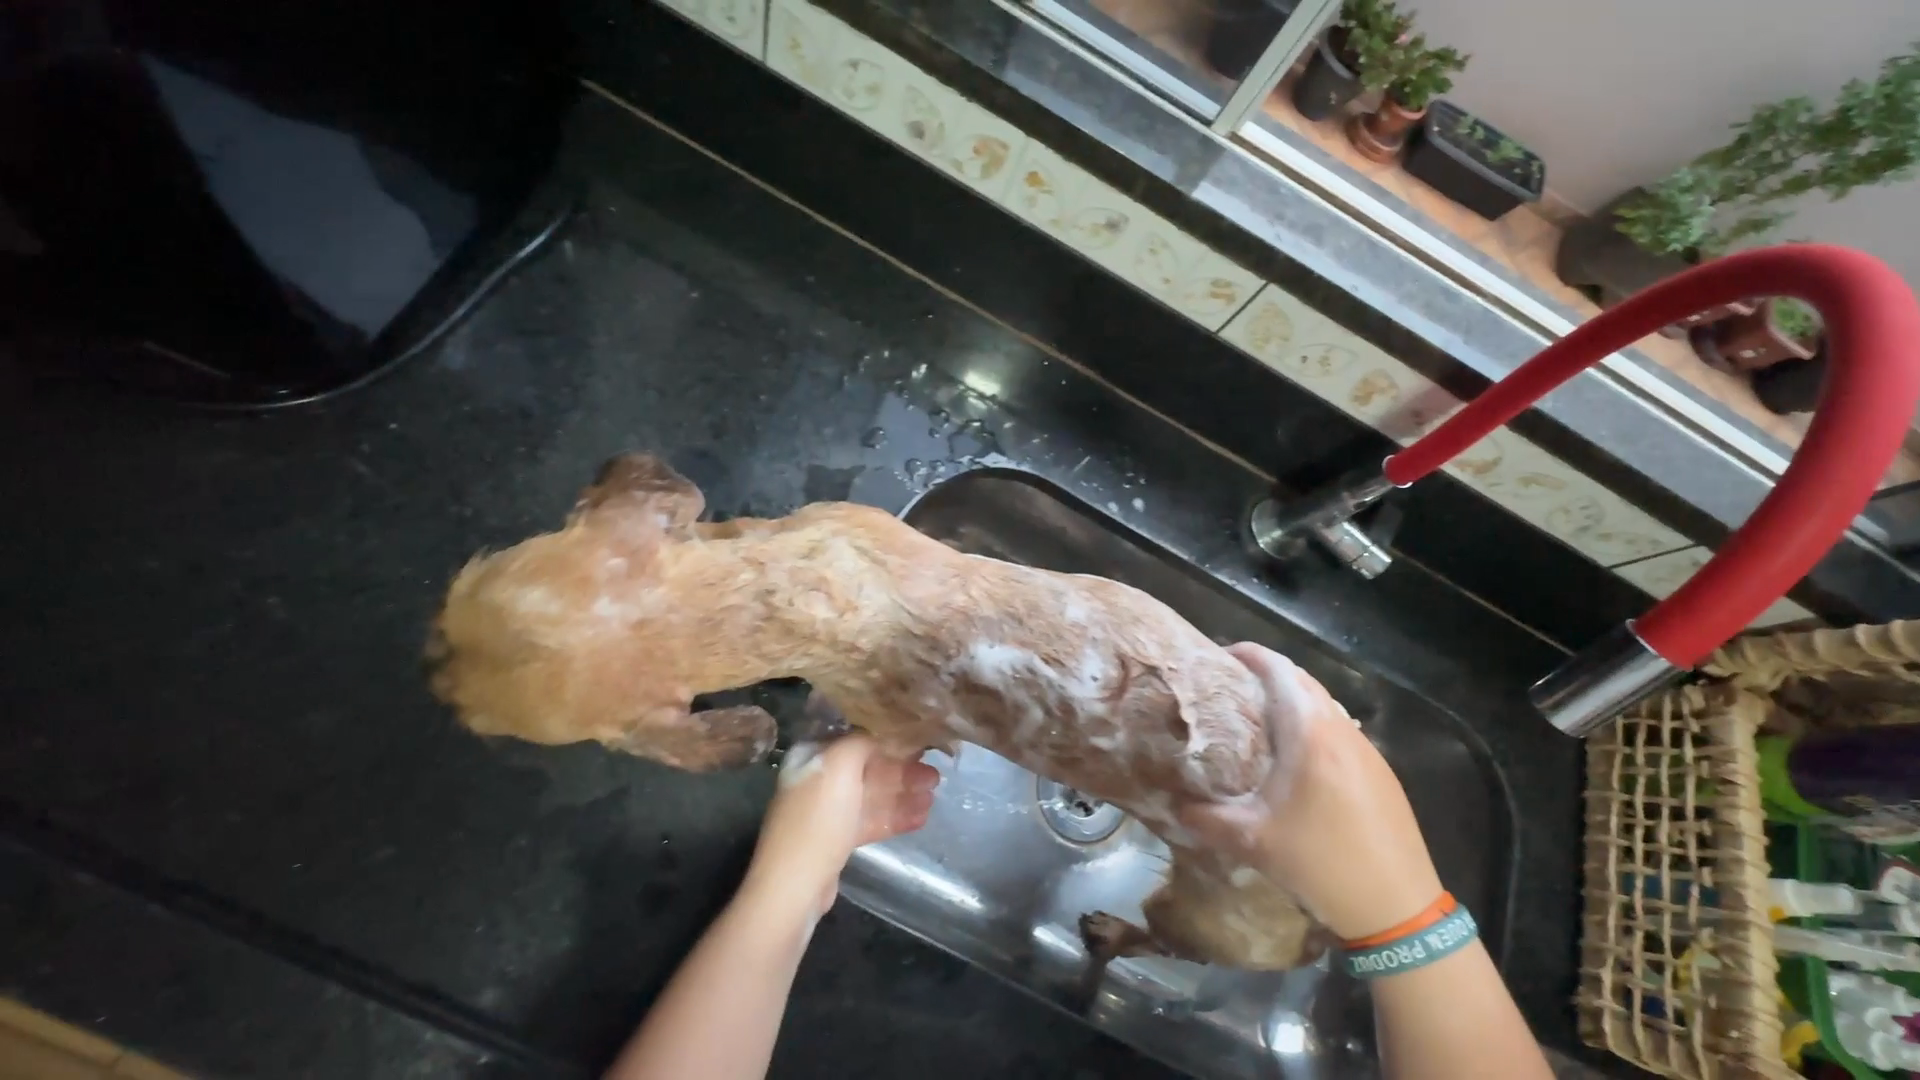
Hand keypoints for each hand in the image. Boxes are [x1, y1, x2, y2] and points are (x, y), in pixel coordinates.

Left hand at [743, 734, 939, 918]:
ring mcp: (828, 813)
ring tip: (934, 797)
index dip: (888, 740)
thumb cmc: (818, 818)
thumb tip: (881, 737)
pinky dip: (895, 818)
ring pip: (872, 797)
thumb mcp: (840, 765)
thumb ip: (861, 742)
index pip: (855, 740)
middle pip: (868, 770)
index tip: (919, 742)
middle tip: (935, 775)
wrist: (795, 885)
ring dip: (903, 795)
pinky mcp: (838, 841)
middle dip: (902, 771)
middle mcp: (819, 781)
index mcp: (813, 757)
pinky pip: (871, 822)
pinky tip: (921, 817)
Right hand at [1178, 643, 1443, 941]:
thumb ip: (1206, 818)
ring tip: (1257, 721)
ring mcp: (1368, 751)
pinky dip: (1312, 727)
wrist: (1399, 909)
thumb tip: (1174, 805)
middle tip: (1230, 689)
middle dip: (1267, 676)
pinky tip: (1295, 760)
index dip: (1250, 655)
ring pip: (1324, 706)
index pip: (1281, 671)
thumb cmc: (1322, 865)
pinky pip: (1340, 731)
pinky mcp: (1381, 773)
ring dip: (1292, 702)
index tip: (1220, 656)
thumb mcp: (1253, 842)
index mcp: (1311, 735)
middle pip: (1303, 682)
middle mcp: (1343, 731)